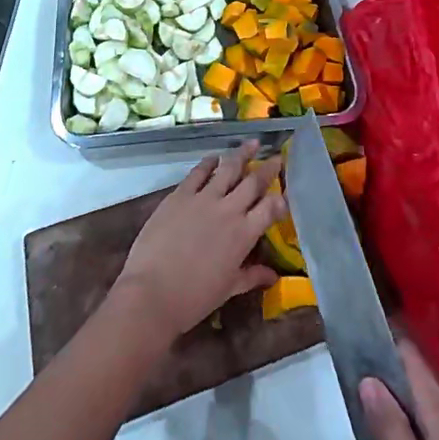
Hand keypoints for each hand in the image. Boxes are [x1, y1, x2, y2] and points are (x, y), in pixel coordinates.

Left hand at [112, 143, 284, 338]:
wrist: (153, 291)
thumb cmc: (195, 297)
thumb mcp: (229, 288)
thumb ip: (252, 276)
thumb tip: (273, 276)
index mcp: (244, 234)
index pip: (270, 208)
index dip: (280, 199)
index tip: (285, 192)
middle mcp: (228, 210)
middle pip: (253, 182)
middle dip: (267, 168)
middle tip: (277, 156)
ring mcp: (203, 199)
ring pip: (228, 169)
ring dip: (241, 154)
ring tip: (252, 143)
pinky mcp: (179, 195)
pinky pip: (197, 173)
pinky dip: (208, 163)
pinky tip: (214, 157)